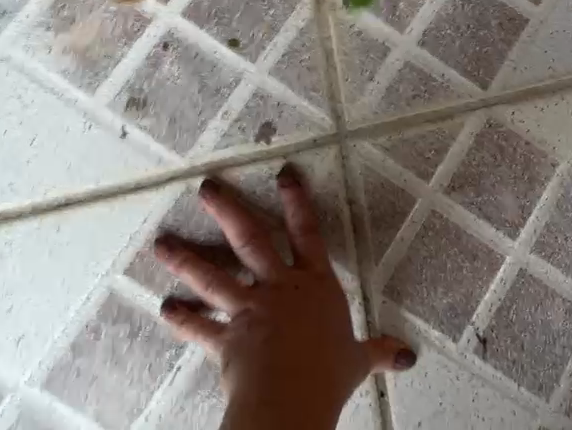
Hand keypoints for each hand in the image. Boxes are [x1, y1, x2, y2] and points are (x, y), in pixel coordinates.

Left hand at [154, 165, 415, 428]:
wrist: (292, 397)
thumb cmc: (329, 372)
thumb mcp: (358, 360)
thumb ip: (379, 351)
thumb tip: (408, 356)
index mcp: (315, 283)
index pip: (308, 232)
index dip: (297, 201)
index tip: (283, 173)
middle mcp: (279, 287)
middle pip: (251, 240)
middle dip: (228, 211)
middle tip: (207, 187)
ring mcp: (249, 309)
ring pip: (214, 276)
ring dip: (186, 259)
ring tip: (163, 243)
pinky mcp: (226, 338)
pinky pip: (201, 326)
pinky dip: (182, 318)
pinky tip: (165, 306)